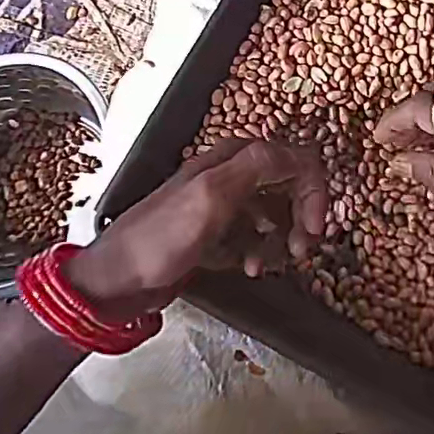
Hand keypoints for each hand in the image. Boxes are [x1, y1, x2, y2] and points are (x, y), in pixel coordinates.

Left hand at [69, 139, 329, 318]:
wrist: (119, 280)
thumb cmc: (162, 238)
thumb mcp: (211, 196)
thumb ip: (257, 166)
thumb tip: (299, 152)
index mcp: (233, 158)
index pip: (295, 160)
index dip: (313, 191)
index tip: (315, 227)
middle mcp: (231, 175)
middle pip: (289, 188)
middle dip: (300, 220)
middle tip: (299, 250)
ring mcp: (224, 204)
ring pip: (275, 215)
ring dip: (279, 241)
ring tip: (264, 264)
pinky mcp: (218, 232)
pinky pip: (255, 237)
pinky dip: (258, 252)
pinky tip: (247, 267)